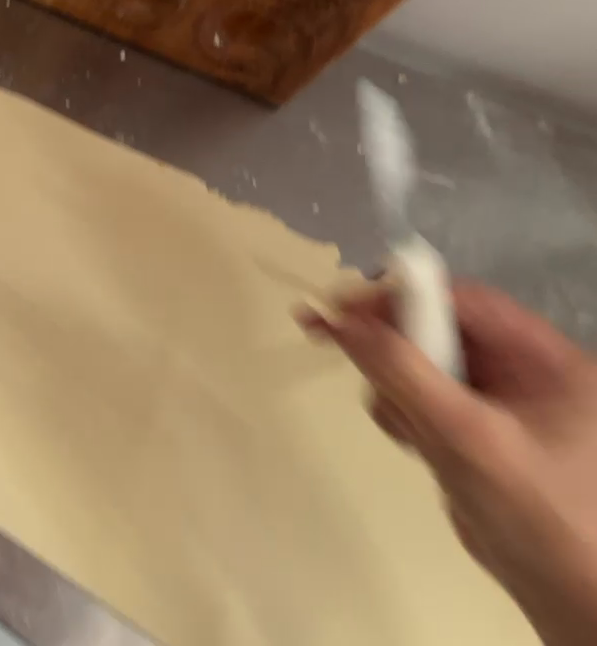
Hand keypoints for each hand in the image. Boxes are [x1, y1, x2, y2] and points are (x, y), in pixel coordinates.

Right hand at [302, 283, 596, 645]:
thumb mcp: (464, 435)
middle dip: (384, 342)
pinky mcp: (478, 428)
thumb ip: (401, 370)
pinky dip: (401, 410)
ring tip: (403, 424)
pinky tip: (415, 441)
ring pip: (418, 362)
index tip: (338, 307)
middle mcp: (529, 374)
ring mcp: (504, 402)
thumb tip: (339, 317)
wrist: (573, 596)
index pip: (463, 300)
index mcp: (550, 364)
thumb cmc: (540, 511)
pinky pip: (420, 395)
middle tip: (321, 334)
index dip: (399, 296)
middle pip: (436, 328)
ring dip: (391, 385)